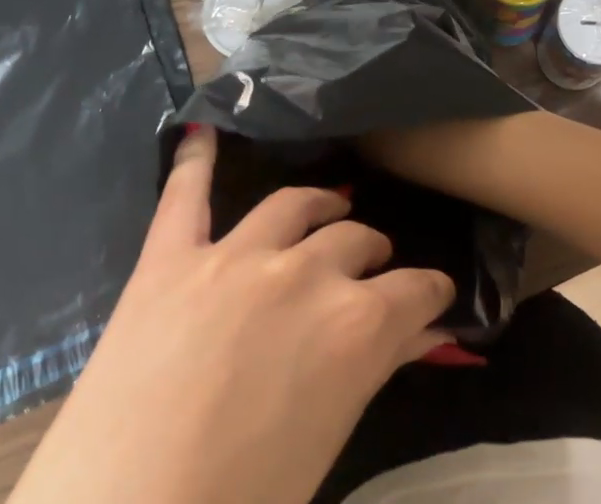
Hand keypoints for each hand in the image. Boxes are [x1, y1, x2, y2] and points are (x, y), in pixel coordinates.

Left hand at [9, 125, 456, 503]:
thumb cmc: (243, 496)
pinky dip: (194, 163)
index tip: (431, 301)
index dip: (430, 295)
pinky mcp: (168, 263)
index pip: (418, 288)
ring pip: (294, 205)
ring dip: (320, 207)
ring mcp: (234, 258)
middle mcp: (306, 272)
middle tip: (371, 273)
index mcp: (358, 322)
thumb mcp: (329, 436)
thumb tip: (428, 334)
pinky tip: (201, 132)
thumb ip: (379, 368)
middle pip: (358, 240)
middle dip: (375, 256)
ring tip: (327, 210)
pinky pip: (184, 199)